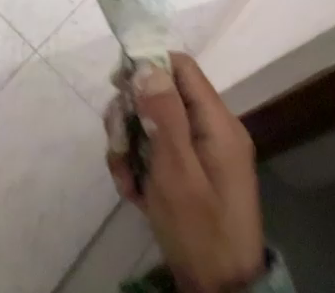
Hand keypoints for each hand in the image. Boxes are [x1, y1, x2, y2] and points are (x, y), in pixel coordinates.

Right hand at [107, 54, 266, 292]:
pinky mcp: (188, 171)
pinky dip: (136, 166)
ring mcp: (200, 151)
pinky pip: (153, 150)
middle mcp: (210, 130)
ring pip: (149, 123)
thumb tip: (147, 64)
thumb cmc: (199, 228)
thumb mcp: (176, 170)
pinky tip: (134, 191)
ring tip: (126, 179)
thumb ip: (164, 115)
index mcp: (217, 124)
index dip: (145, 66)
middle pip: (158, 93)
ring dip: (127, 146)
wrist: (219, 289)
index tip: (115, 85)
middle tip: (118, 147)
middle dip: (129, 116)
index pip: (180, 66)